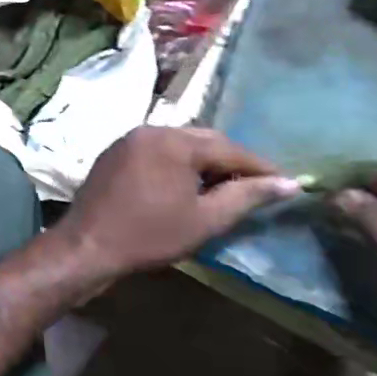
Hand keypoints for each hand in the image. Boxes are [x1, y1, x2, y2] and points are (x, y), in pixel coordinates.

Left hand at [54, 127, 300, 277]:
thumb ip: (247, 196)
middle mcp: (149, 130)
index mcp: (172, 141)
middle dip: (232, 162)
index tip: (287, 185)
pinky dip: (177, 164)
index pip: (230, 149)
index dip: (261, 168)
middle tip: (256, 188)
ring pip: (179, 144)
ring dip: (204, 162)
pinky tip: (187, 186)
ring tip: (225, 190)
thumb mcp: (207, 219)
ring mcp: (127, 140)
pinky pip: (156, 151)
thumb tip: (289, 183)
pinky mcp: (114, 153)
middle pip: (204, 140)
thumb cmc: (149, 235)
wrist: (87, 245)